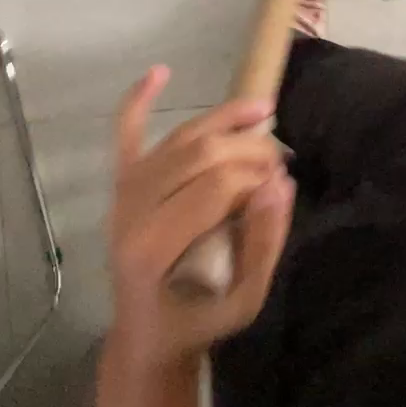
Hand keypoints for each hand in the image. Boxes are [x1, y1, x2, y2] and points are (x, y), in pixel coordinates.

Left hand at [106, 67, 294, 367]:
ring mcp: (122, 194)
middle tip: (280, 155)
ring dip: (221, 119)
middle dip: (246, 147)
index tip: (283, 182)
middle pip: (196, 155)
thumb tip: (280, 185)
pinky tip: (159, 72)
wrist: (148, 334)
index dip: (255, 177)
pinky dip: (139, 101)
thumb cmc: (198, 321)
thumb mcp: (244, 300)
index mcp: (154, 246)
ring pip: (178, 139)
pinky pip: (127, 135)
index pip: (214, 188)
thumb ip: (263, 244)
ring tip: (262, 109)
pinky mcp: (122, 185)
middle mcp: (130, 211)